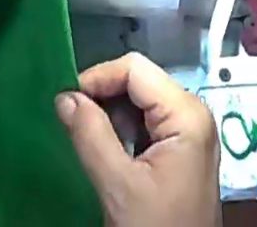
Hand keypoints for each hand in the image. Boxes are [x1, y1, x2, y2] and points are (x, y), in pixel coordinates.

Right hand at [56, 53, 221, 226]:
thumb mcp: (120, 188)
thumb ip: (92, 136)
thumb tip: (64, 96)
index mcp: (186, 112)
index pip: (136, 69)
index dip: (98, 77)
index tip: (65, 99)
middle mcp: (192, 111)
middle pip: (140, 82)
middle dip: (103, 95)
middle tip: (69, 117)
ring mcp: (190, 130)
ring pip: (141, 101)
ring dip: (110, 114)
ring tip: (82, 133)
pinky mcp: (182, 150)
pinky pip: (147, 123)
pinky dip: (122, 130)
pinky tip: (104, 148)